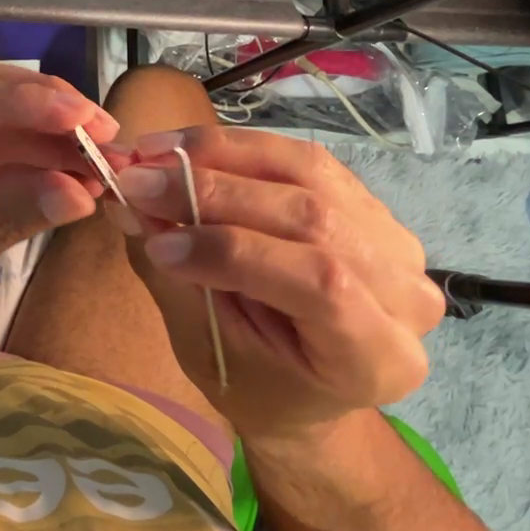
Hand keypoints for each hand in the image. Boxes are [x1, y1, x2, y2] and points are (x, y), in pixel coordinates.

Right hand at [113, 126, 443, 443]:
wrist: (303, 381)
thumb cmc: (256, 384)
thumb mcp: (208, 349)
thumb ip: (172, 274)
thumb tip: (124, 202)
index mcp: (378, 357)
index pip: (319, 286)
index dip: (233, 252)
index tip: (157, 243)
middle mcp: (405, 291)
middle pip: (310, 216)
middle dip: (211, 191)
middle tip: (134, 177)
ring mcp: (391, 237)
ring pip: (305, 171)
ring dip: (217, 153)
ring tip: (152, 150)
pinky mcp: (363, 199)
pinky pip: (298, 156)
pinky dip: (233, 146)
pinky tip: (183, 145)